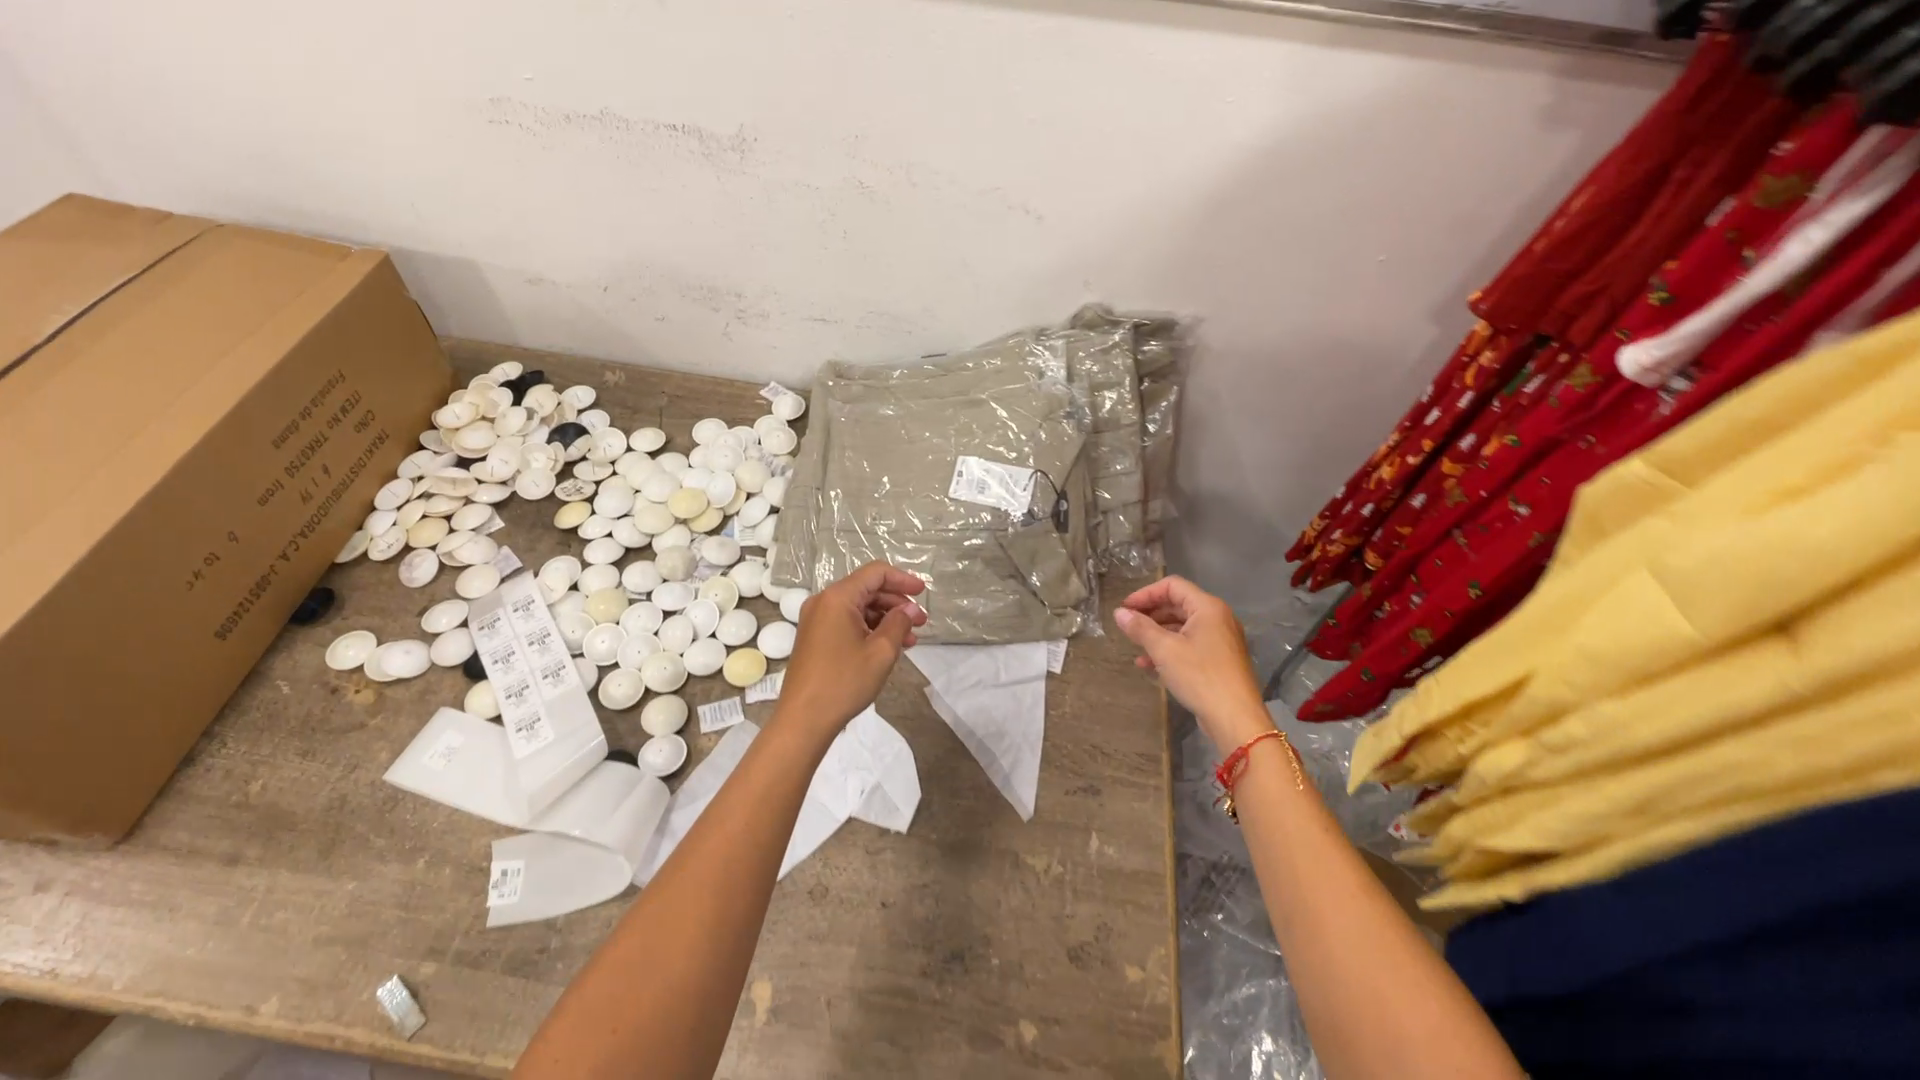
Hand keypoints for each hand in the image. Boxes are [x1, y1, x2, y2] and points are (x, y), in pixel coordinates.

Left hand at [776, 562, 928, 733]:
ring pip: (858, 607)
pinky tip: (887, 646)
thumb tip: (909, 609)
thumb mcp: (881, 651)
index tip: (924, 593)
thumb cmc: (844, 681)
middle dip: (896, 602)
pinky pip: (847, 622)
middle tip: (920, 622)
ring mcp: (816, 620)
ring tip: (909, 639)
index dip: (903, 579)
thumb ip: (899, 623)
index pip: (875, 573)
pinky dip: (869, 628)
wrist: (804, 718)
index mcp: (838, 597)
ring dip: (885, 618)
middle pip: (866, 589)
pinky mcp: (815, 637)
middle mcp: (823, 602)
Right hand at [1114, 576, 1270, 752]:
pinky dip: (1170, 650)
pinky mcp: (1219, 660)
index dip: (1146, 593)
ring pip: (1182, 628)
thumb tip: (1119, 613)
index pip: (1172, 586)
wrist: (1235, 717)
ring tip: (1135, 648)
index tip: (1125, 609)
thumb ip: (1140, 628)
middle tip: (1127, 627)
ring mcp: (1220, 640)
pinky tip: (1150, 665)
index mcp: (1207, 607)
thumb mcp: (1164, 650)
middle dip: (1150, 614)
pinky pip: (1190, 646)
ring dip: (1157, 634)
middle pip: (1178, 605)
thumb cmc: (1200, 676)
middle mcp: (1217, 618)